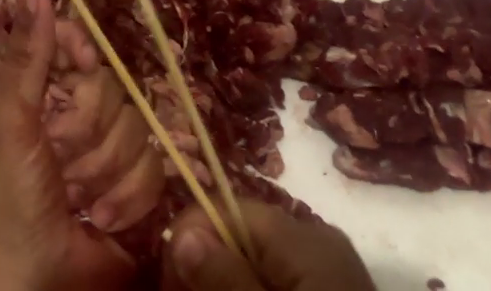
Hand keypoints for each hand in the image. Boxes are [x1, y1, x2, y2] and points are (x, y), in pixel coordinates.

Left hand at [0, 0, 157, 290]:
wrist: (39, 284)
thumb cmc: (11, 198)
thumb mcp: (9, 122)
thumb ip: (24, 58)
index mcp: (40, 94)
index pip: (75, 45)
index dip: (81, 50)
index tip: (81, 63)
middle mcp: (76, 115)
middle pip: (113, 87)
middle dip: (88, 131)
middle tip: (60, 159)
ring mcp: (109, 151)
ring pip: (138, 128)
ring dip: (107, 171)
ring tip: (79, 198)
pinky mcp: (138, 186)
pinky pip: (156, 168)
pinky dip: (130, 198)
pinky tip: (104, 219)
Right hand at [163, 201, 375, 290]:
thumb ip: (226, 281)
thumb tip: (185, 230)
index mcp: (304, 240)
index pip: (226, 208)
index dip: (189, 239)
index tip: (166, 285)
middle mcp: (315, 246)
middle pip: (236, 239)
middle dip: (204, 275)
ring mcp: (325, 278)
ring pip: (251, 270)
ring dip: (223, 290)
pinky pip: (274, 287)